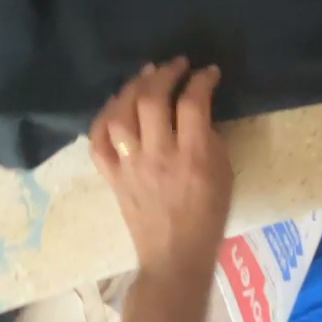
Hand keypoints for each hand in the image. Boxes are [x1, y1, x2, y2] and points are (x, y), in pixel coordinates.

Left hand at [90, 57, 233, 283]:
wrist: (175, 257)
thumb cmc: (209, 215)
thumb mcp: (224, 172)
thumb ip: (211, 138)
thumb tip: (199, 110)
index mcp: (193, 156)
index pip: (193, 102)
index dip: (202, 79)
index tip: (209, 72)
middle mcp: (158, 155)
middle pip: (152, 100)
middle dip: (165, 73)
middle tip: (178, 64)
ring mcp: (130, 166)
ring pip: (121, 114)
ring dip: (133, 87)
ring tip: (147, 74)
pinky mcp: (112, 177)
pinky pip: (98, 142)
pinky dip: (104, 117)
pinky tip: (117, 103)